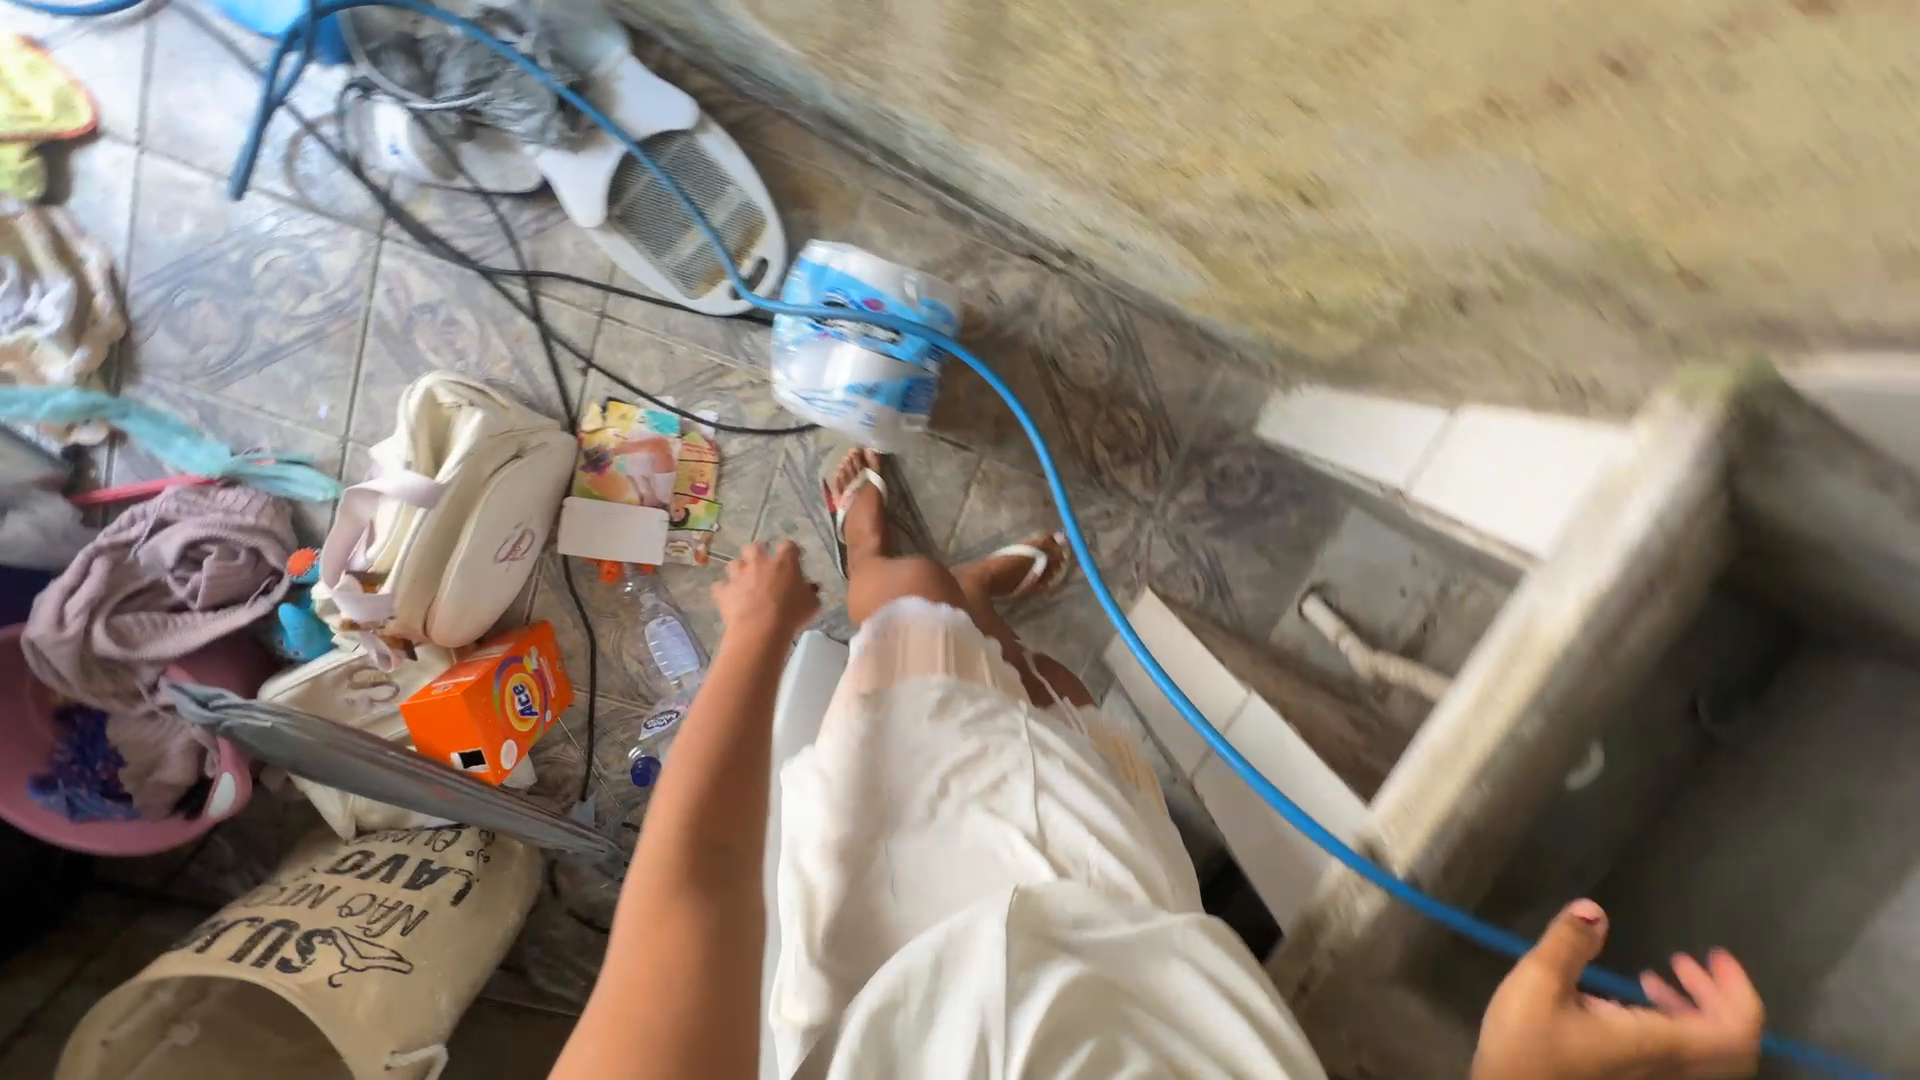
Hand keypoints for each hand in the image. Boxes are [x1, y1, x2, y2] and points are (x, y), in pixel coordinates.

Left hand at [711, 541, 818, 639]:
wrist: (761, 629)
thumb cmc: (791, 614)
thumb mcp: (812, 604)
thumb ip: (811, 593)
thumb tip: (812, 588)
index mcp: (784, 563)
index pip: (789, 546)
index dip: (791, 550)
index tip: (794, 558)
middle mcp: (759, 563)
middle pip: (754, 547)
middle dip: (756, 553)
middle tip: (762, 565)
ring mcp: (739, 576)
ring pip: (734, 563)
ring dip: (739, 570)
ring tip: (744, 581)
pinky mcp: (724, 591)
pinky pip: (720, 586)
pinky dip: (725, 590)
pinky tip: (730, 597)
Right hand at [1472, 900, 1763, 1079]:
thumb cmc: (1526, 1042)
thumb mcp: (1537, 983)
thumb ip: (1568, 945)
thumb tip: (1594, 910)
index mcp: (1657, 1044)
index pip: (1734, 1030)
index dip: (1737, 990)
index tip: (1713, 953)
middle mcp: (1667, 1065)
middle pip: (1728, 1043)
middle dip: (1717, 997)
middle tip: (1683, 959)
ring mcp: (1650, 1074)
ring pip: (1702, 1050)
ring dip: (1693, 1009)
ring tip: (1653, 975)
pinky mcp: (1628, 1074)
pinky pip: (1676, 1053)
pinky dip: (1669, 1022)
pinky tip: (1623, 1002)